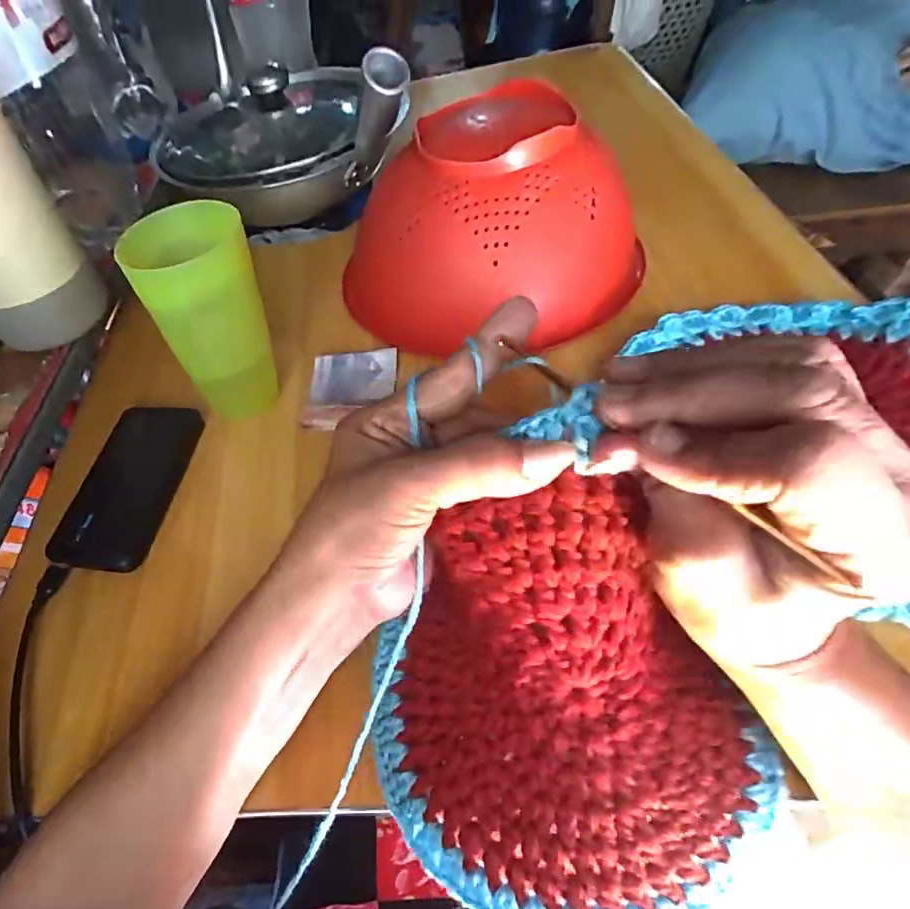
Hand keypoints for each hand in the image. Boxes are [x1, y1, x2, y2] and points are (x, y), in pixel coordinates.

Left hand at [269, 297, 573, 629]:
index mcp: (384, 423)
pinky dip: (516, 489)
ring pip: (484, 457)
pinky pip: (486, 493)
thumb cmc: (351, 530)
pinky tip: (554, 483)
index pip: (444, 380)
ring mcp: (424, 484)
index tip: (524, 311)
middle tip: (576, 413)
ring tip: (578, 447)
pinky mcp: (441, 519)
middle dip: (518, 418)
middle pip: (472, 420)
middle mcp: (405, 446)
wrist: (331, 597)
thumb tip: (560, 452)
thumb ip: (478, 465)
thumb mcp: (406, 486)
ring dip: (523, 455)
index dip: (486, 349)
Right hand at [591, 336, 909, 667]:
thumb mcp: (695, 580)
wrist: (779, 613)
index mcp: (889, 547)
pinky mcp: (858, 410)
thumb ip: (671, 503)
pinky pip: (788, 360)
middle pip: (806, 393)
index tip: (625, 448)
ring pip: (799, 364)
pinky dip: (710, 363)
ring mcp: (894, 437)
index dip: (708, 450)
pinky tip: (653, 374)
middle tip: (607, 405)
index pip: (810, 463)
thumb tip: (623, 439)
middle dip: (689, 395)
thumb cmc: (736, 617)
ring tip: (617, 382)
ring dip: (692, 368)